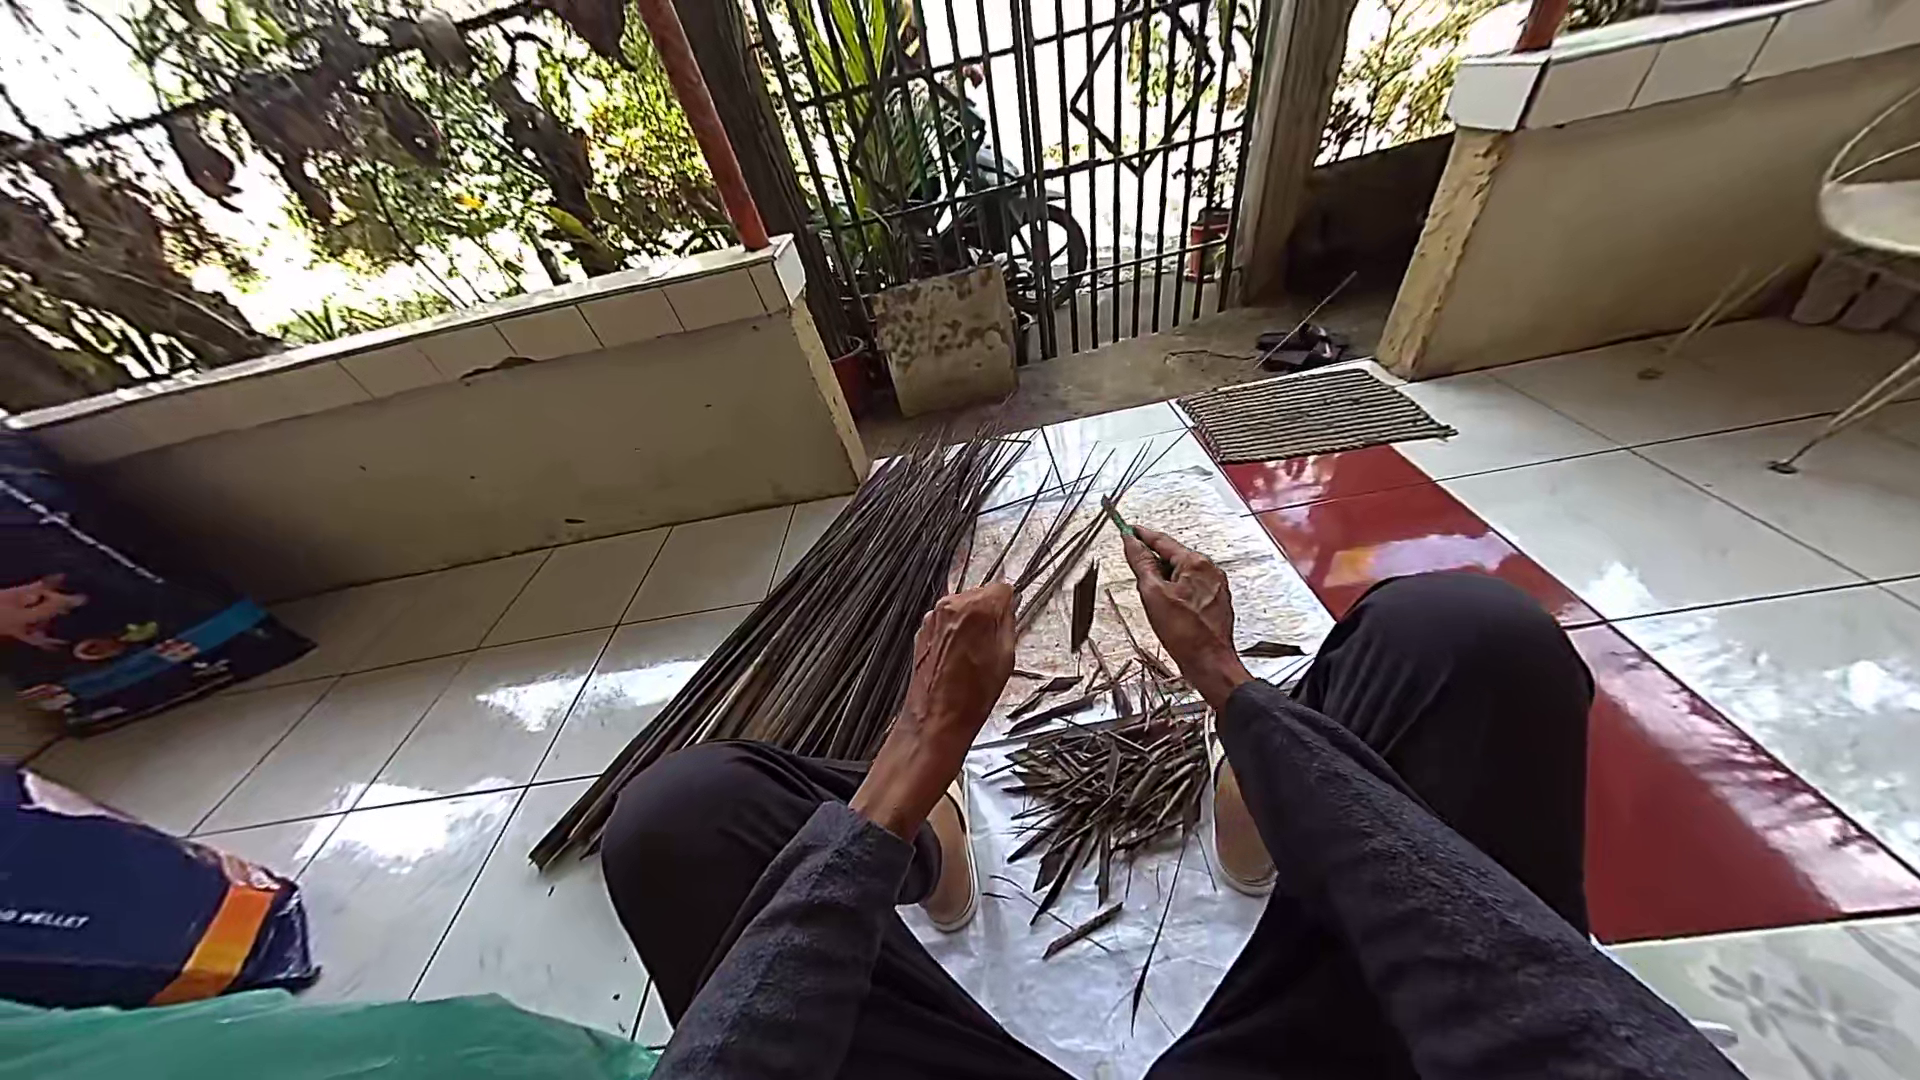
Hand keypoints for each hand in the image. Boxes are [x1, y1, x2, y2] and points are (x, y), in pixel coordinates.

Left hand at [851, 583, 1015, 838]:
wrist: (937, 717)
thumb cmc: (970, 695)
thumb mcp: (1007, 656)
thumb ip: (1007, 622)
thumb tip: (1006, 607)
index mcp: (977, 608)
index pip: (1001, 587)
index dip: (1008, 603)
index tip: (1009, 614)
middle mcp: (951, 606)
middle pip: (979, 595)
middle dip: (988, 613)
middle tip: (993, 641)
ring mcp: (934, 618)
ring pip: (961, 608)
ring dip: (970, 623)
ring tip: (975, 654)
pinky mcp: (923, 630)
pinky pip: (946, 622)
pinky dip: (954, 633)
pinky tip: (960, 657)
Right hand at [1121, 525, 1251, 710]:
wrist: (1210, 663)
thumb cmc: (1185, 633)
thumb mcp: (1153, 593)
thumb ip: (1141, 564)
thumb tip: (1131, 542)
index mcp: (1196, 563)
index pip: (1162, 540)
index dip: (1141, 535)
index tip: (1128, 529)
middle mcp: (1210, 570)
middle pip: (1172, 556)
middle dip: (1152, 562)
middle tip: (1135, 571)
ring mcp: (1215, 586)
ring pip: (1180, 573)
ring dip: (1163, 579)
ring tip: (1152, 599)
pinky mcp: (1215, 601)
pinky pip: (1190, 586)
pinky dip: (1175, 590)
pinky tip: (1167, 607)